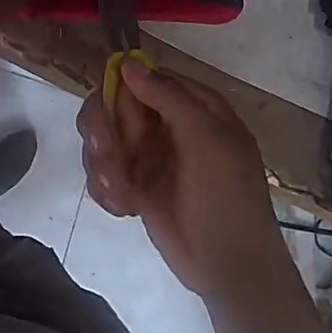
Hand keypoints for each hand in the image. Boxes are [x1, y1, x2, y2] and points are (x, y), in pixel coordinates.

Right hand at [78, 62, 289, 301]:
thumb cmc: (226, 196)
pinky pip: (102, 173)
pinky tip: (124, 208)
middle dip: (104, 133)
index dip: (120, 92)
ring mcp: (147, 155)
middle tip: (111, 160)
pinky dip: (106, 189)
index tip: (113, 117)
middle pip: (112, 105)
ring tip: (123, 194)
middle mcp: (164, 124)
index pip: (141, 77)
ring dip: (104, 166)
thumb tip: (127, 64)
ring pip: (101, 139)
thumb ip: (169, 97)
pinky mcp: (133, 186)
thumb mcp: (207, 139)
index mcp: (190, 105)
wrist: (230, 268)